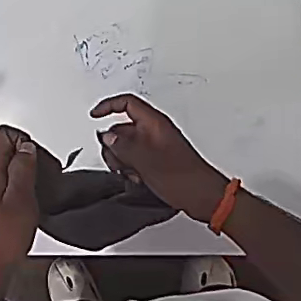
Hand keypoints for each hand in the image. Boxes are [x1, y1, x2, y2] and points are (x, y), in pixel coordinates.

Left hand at [0, 125, 39, 296]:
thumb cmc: (4, 237)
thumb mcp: (20, 198)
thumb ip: (23, 168)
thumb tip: (26, 147)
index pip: (5, 134)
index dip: (25, 141)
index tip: (37, 159)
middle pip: (8, 144)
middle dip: (29, 152)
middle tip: (43, 170)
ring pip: (12, 160)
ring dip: (29, 166)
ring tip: (41, 183)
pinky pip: (12, 175)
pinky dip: (26, 179)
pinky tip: (33, 194)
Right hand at [90, 95, 228, 221]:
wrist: (205, 198)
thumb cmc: (186, 178)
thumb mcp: (146, 160)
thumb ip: (122, 146)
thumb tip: (107, 137)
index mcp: (154, 123)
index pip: (126, 103)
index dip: (108, 106)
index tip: (95, 115)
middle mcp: (154, 131)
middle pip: (122, 127)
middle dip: (114, 144)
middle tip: (117, 160)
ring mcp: (155, 146)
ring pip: (126, 145)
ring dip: (122, 159)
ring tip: (131, 172)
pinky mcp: (157, 160)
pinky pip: (135, 158)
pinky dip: (131, 167)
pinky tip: (138, 179)